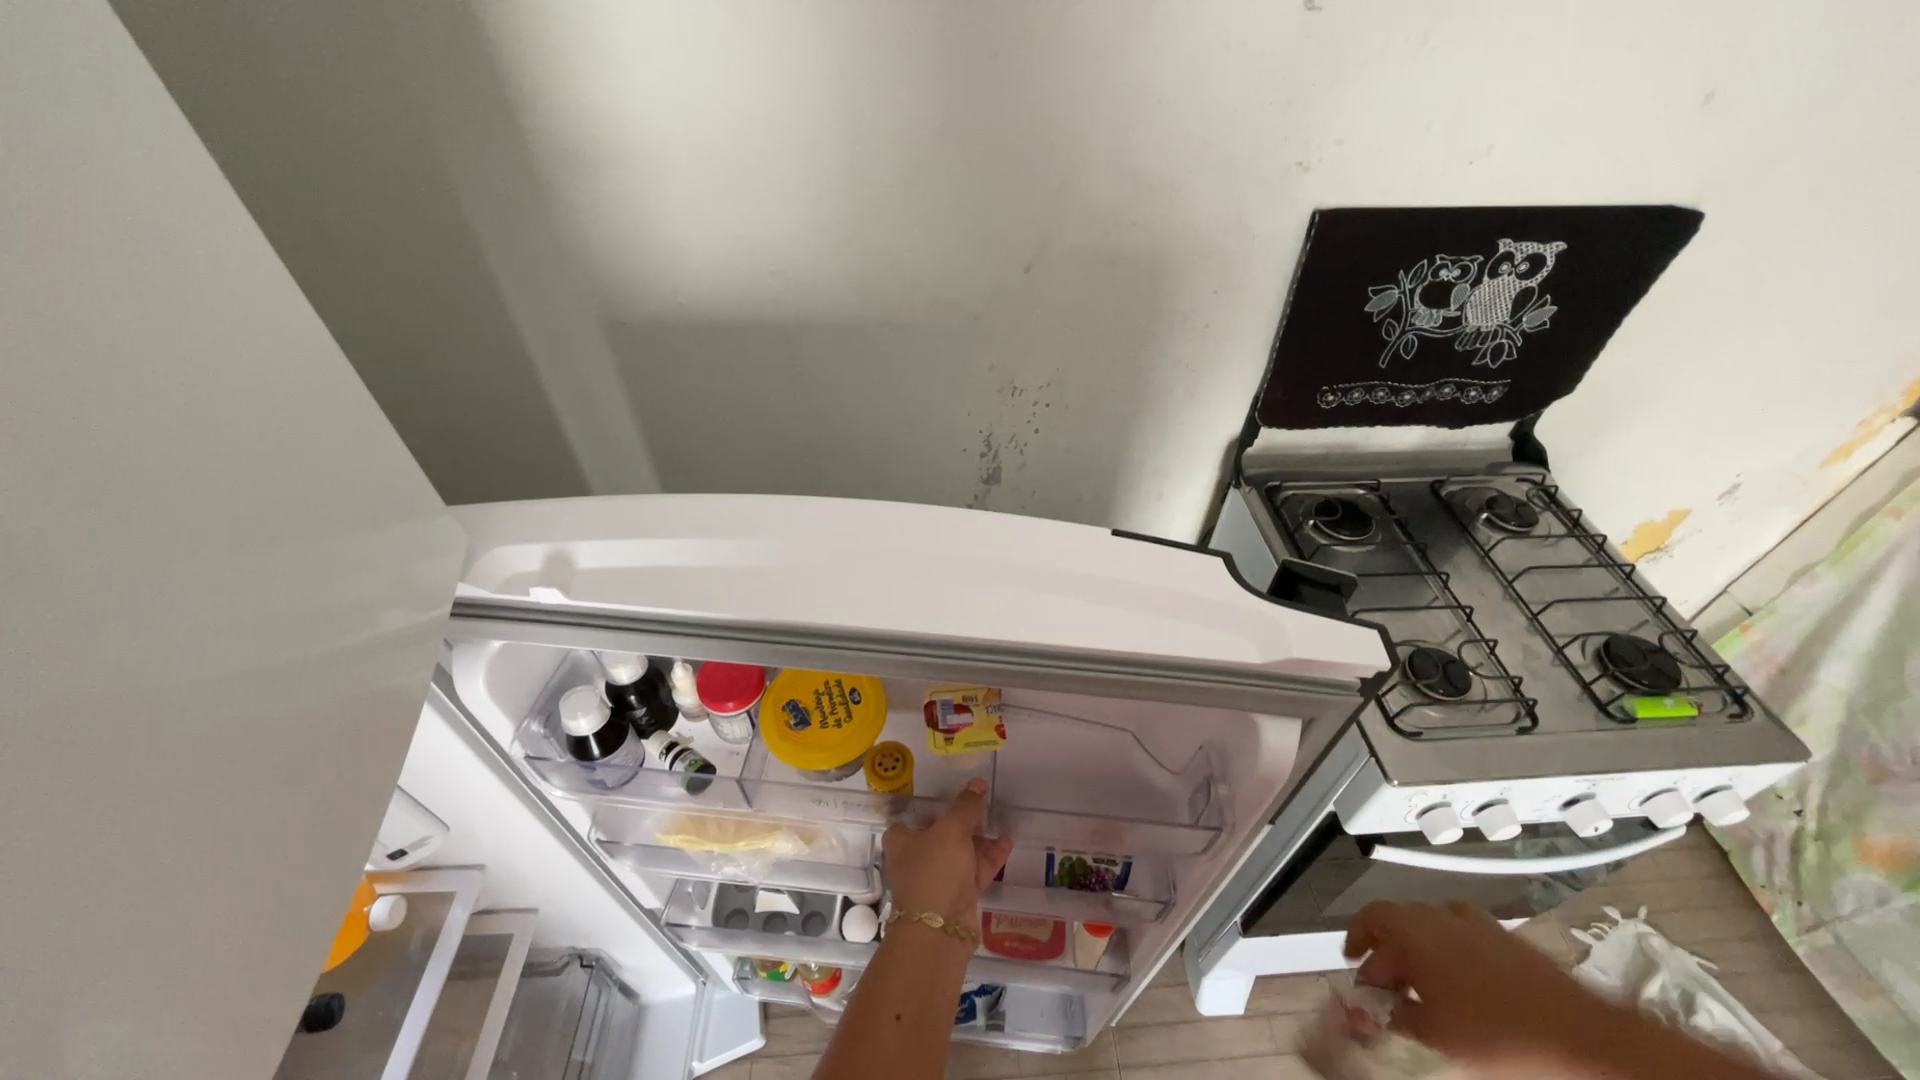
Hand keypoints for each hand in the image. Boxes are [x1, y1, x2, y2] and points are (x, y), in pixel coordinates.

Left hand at [882, 777, 1012, 933]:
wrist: (939, 928)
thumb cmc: (935, 870)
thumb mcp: (951, 830)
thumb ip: (966, 806)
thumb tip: (977, 783)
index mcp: (902, 842)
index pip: (910, 820)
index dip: (929, 809)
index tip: (949, 798)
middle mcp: (916, 860)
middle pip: (939, 836)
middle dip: (960, 823)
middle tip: (981, 805)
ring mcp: (938, 880)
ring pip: (959, 854)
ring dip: (978, 840)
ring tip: (998, 821)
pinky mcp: (958, 897)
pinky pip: (974, 870)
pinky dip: (989, 857)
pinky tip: (1007, 842)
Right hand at [1343, 901, 1614, 1069]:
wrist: (1579, 1035)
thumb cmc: (1495, 1033)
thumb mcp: (1434, 1034)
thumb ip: (1397, 1017)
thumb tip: (1382, 1013)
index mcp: (1415, 931)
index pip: (1370, 917)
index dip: (1355, 937)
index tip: (1352, 961)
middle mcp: (1442, 916)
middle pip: (1400, 920)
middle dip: (1388, 950)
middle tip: (1386, 985)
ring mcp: (1479, 923)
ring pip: (1434, 925)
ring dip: (1421, 947)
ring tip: (1423, 983)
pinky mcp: (1509, 938)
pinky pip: (1465, 933)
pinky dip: (1452, 950)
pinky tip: (1462, 983)